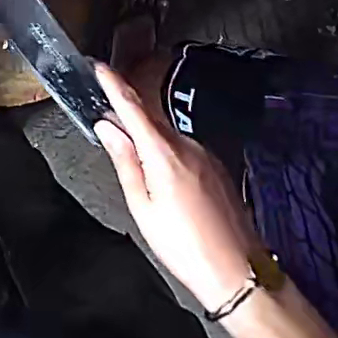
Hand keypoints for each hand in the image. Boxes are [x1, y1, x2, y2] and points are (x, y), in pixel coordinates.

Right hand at [91, 63, 262, 311]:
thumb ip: (124, 161)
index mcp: (164, 153)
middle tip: (106, 122)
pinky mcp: (215, 164)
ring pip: (167, 134)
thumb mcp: (143, 207)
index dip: (113, 84)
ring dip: (148, 139)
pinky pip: (183, 147)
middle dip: (127, 115)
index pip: (133, 107)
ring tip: (136, 168)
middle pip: (149, 119)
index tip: (100, 67)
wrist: (237, 270)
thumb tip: (108, 128)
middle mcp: (187, 144)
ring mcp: (204, 152)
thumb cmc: (185, 246)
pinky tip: (163, 179)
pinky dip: (166, 152)